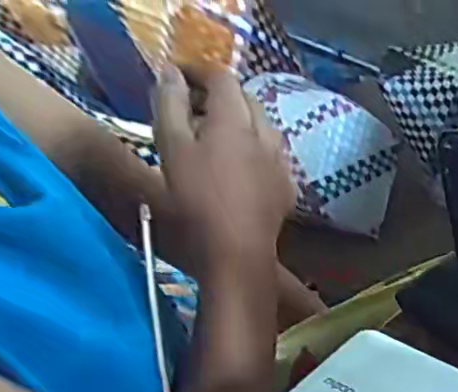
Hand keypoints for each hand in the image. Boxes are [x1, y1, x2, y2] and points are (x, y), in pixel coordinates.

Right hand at [153, 66, 293, 275]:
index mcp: (235, 121)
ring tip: (214, 134)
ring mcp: (281, 166)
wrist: (237, 253)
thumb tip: (172, 73)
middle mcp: (266, 139)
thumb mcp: (171, 144)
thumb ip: (170, 102)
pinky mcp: (287, 191)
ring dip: (242, 122)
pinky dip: (257, 148)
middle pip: (248, 101)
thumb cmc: (196, 199)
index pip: (223, 78)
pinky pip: (274, 157)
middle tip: (192, 105)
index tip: (177, 76)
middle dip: (221, 95)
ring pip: (265, 128)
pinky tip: (240, 164)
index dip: (199, 71)